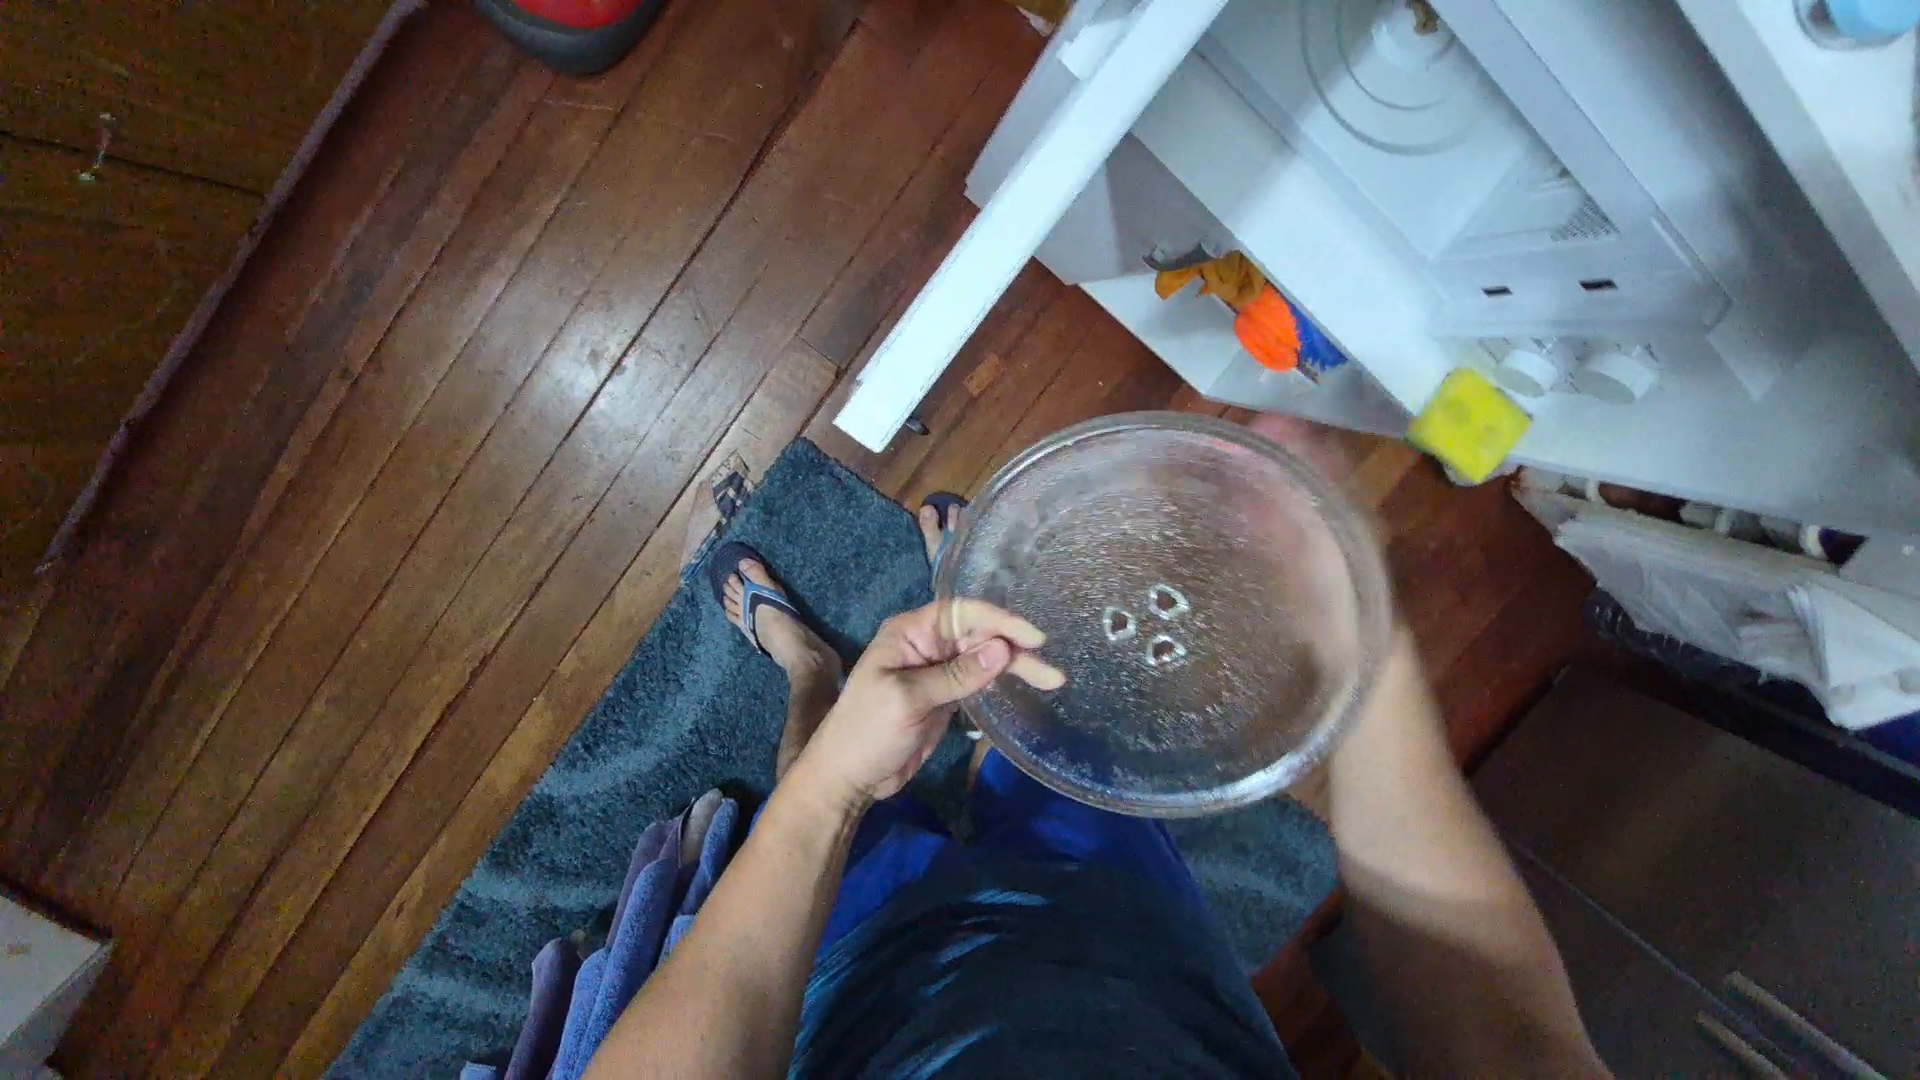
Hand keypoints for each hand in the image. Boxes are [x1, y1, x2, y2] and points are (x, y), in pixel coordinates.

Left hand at [790, 599, 1064, 807]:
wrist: (849, 777)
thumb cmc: (867, 731)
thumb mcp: (909, 700)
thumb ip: (956, 674)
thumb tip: (1002, 648)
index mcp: (911, 632)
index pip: (961, 613)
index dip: (998, 620)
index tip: (1032, 637)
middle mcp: (927, 644)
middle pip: (979, 635)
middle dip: (1014, 647)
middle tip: (1050, 669)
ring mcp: (937, 670)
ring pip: (984, 658)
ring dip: (1016, 667)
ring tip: (1052, 680)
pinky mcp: (945, 696)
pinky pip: (979, 680)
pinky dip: (1002, 682)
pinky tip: (1026, 686)